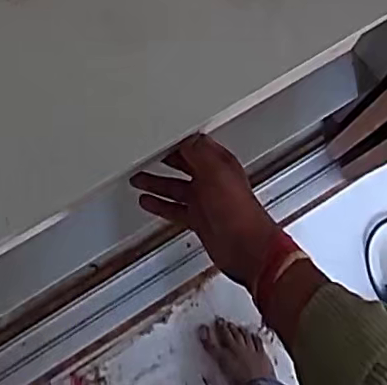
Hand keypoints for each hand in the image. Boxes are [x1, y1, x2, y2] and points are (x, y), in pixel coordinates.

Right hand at [130, 133, 282, 284]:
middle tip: (144, 154)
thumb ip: (198, 152)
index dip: (176, 139)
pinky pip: (174, 208)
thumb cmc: (240, 212)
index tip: (158, 137)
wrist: (248, 250)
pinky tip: (148, 201)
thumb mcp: (216, 172)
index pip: (194, 144)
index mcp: (219, 163)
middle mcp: (212, 179)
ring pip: (174, 186)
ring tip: (138, 178)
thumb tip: (185, 137)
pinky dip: (160, 204)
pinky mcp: (199, 220)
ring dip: (156, 182)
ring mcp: (205, 200)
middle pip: (182, 163)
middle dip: (162, 159)